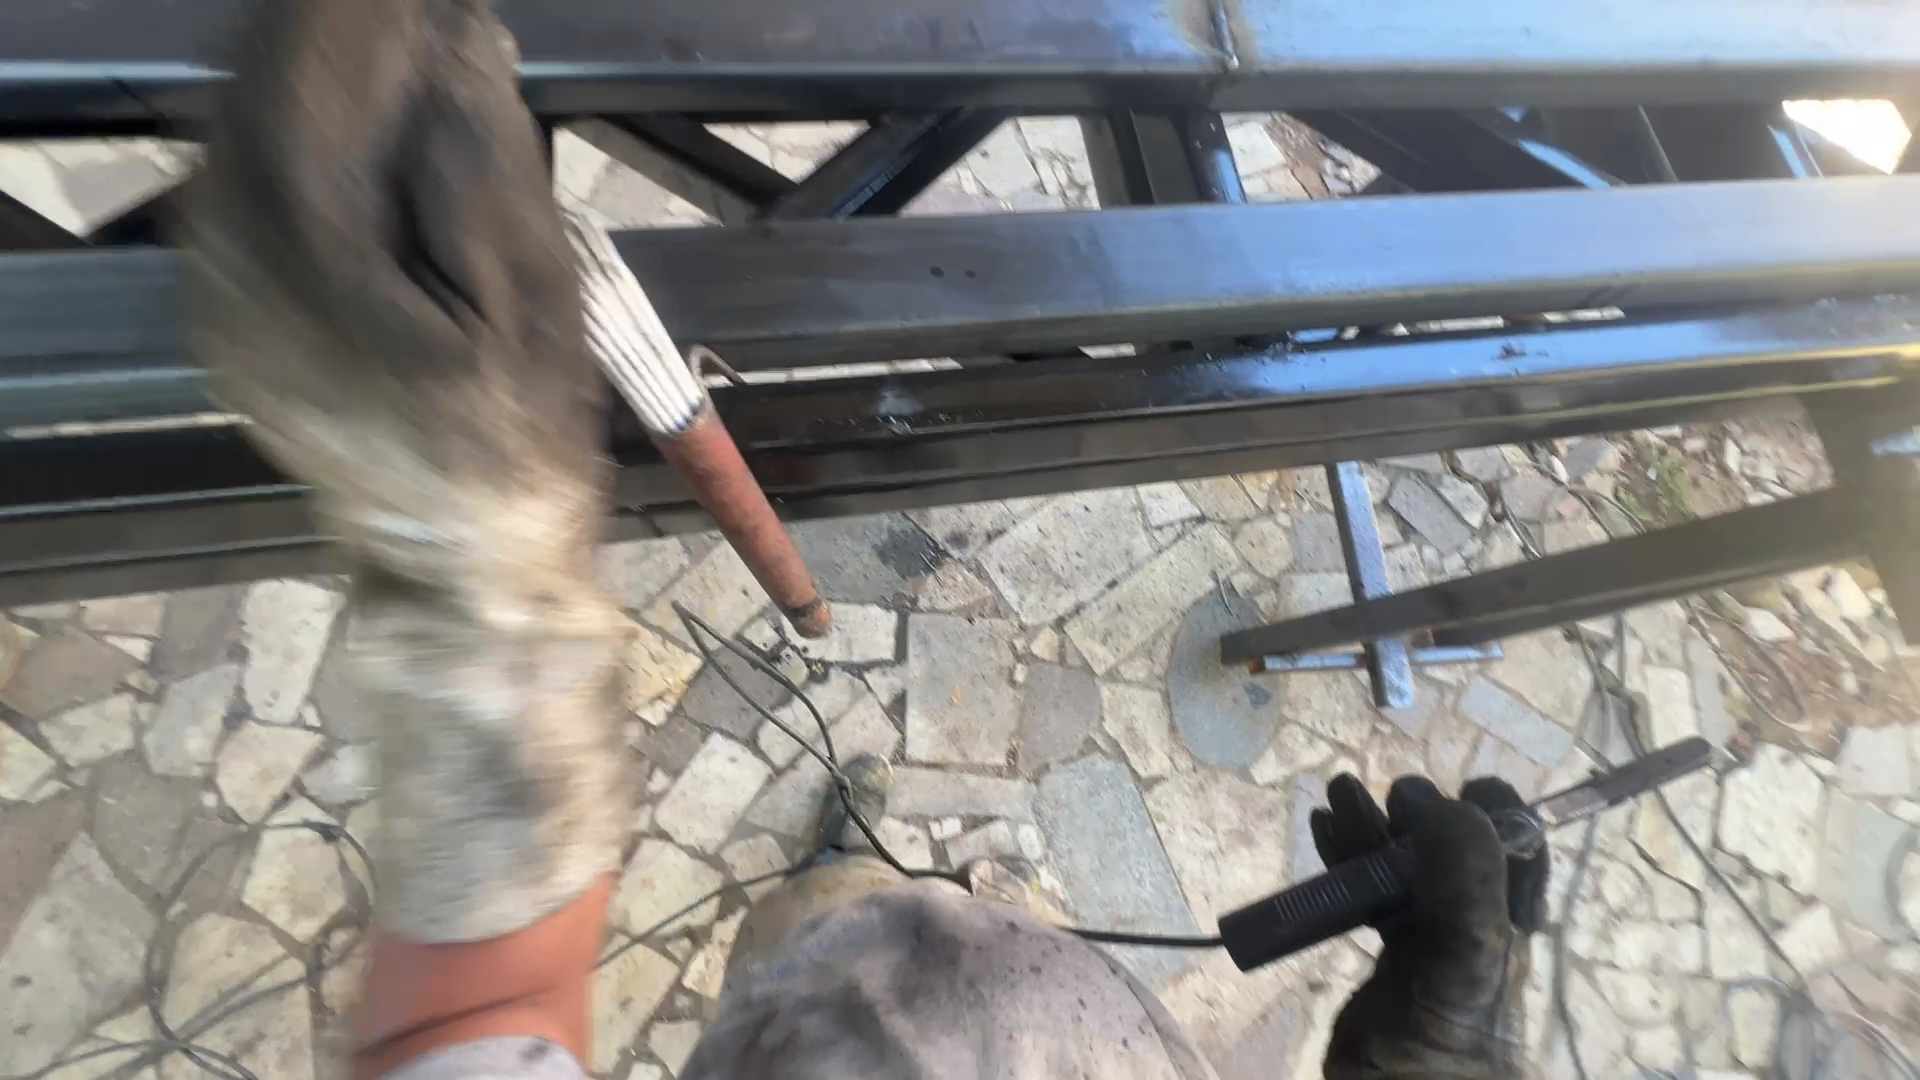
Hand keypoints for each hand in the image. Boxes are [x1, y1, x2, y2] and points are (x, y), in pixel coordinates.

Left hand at [187, 0, 627, 945]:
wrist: (467, 568)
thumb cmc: (522, 457)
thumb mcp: (537, 322)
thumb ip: (489, 182)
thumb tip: (462, 51)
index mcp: (307, 258)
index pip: (313, 78)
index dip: (375, 12)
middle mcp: (226, 260)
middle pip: (262, 92)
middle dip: (349, 36)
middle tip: (435, 14)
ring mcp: (217, 295)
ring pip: (250, 139)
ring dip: (329, 90)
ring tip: (413, 64)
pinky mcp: (234, 322)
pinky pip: (256, 196)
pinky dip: (313, 148)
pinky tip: (373, 148)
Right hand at [1314, 775, 1547, 1079]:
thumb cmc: (1445, 1038)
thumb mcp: (1463, 959)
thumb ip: (1462, 882)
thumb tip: (1439, 801)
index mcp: (1504, 924)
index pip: (1519, 854)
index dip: (1499, 813)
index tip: (1466, 781)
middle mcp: (1468, 926)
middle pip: (1445, 850)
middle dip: (1415, 812)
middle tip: (1384, 792)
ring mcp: (1425, 941)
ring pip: (1398, 867)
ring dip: (1368, 826)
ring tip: (1337, 794)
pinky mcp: (1385, 954)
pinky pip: (1365, 892)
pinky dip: (1343, 857)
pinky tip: (1322, 832)